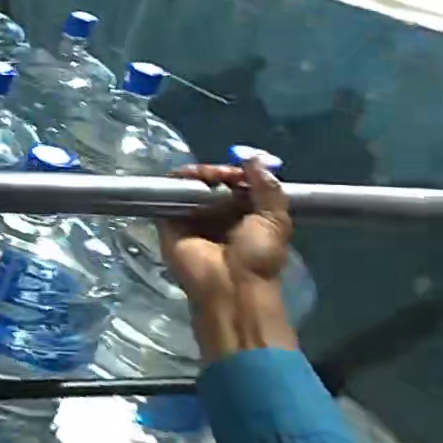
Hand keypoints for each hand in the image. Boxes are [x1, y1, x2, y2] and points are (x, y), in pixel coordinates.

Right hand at [155, 158, 296, 361]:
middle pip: (210, 181)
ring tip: (203, 177)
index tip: (239, 169)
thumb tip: (252, 155)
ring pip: (188, 187)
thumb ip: (267, 186)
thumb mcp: (275, 219)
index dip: (236, 171)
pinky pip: (167, 198)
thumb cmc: (258, 256)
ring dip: (194, 175)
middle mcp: (216, 214)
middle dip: (214, 171)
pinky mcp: (168, 223)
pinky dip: (172, 185)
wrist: (231, 286)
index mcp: (243, 213)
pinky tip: (182, 181)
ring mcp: (190, 218)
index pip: (235, 182)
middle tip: (220, 175)